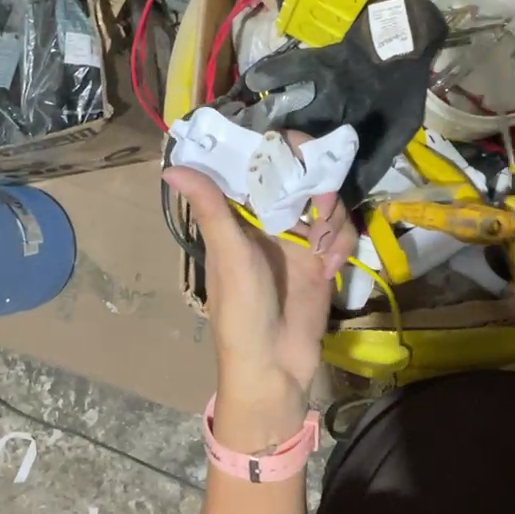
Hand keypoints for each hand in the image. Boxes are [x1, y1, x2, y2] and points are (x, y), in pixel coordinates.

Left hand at [165, 155, 354, 451]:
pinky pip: (340, 232)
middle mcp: (270, 220)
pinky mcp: (323, 259)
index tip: (296, 148)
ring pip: (327, 202)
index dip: (279, 150)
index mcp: (239, 215)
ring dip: (332, 220)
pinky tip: (331, 266)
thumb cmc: (242, 310)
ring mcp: (299, 238)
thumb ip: (211, 207)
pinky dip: (341, 243)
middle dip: (317, 185)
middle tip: (320, 205)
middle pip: (301, 177)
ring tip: (321, 249)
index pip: (259, 165)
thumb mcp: (229, 254)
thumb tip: (173, 167)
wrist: (275, 365)